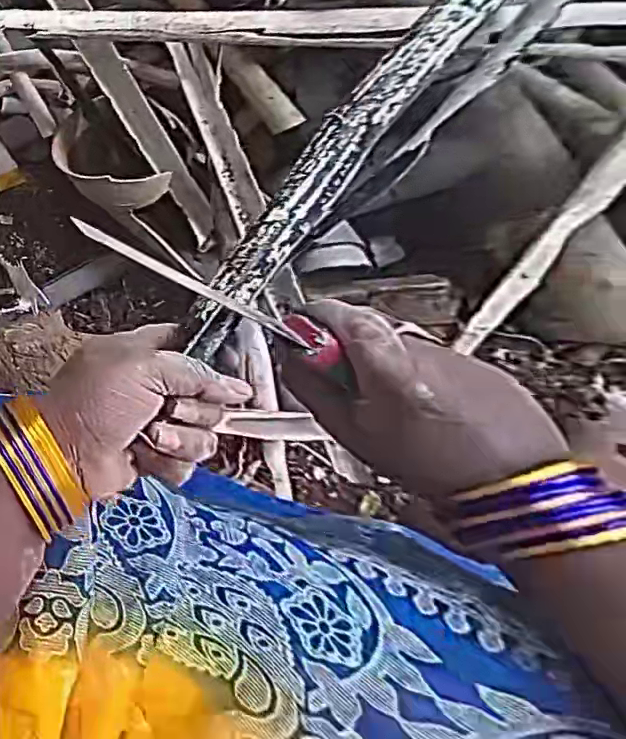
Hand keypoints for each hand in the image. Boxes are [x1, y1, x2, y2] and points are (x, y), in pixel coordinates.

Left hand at [37, 323, 252, 497]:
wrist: (69, 451)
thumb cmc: (88, 402)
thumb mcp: (139, 368)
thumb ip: (191, 371)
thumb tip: (235, 387)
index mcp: (135, 353)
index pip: (184, 342)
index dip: (210, 358)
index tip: (220, 374)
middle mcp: (146, 385)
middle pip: (207, 395)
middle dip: (194, 409)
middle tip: (166, 408)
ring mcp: (152, 420)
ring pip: (204, 433)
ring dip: (179, 438)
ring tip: (147, 434)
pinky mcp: (155, 452)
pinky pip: (189, 461)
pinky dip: (167, 460)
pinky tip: (141, 453)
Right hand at [284, 300, 569, 498]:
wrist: (516, 491)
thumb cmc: (428, 465)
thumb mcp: (343, 425)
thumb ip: (307, 381)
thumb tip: (290, 354)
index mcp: (386, 364)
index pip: (338, 313)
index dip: (311, 317)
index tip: (300, 331)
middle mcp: (427, 353)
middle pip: (368, 327)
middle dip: (344, 344)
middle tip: (338, 376)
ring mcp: (462, 360)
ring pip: (402, 345)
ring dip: (384, 361)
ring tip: (387, 401)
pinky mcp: (488, 372)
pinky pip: (438, 362)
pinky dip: (421, 376)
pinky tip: (424, 408)